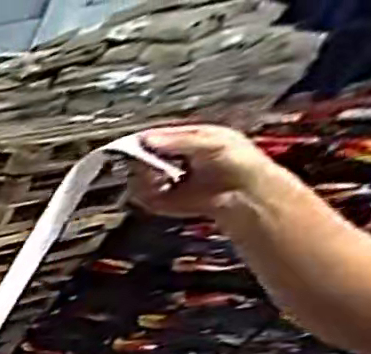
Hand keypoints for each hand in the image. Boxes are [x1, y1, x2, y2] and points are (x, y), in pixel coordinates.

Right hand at [128, 125, 281, 218]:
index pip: (152, 136)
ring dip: (142, 177)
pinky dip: (144, 192)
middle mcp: (167, 159)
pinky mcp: (154, 199)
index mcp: (182, 140)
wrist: (240, 194)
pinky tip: (160, 189)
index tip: (129, 145)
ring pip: (133, 176)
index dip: (140, 139)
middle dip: (137, 160)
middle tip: (143, 162)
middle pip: (137, 157)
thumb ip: (181, 140)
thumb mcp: (214, 142)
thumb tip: (145, 140)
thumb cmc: (238, 163)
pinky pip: (136, 194)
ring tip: (159, 178)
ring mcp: (159, 179)